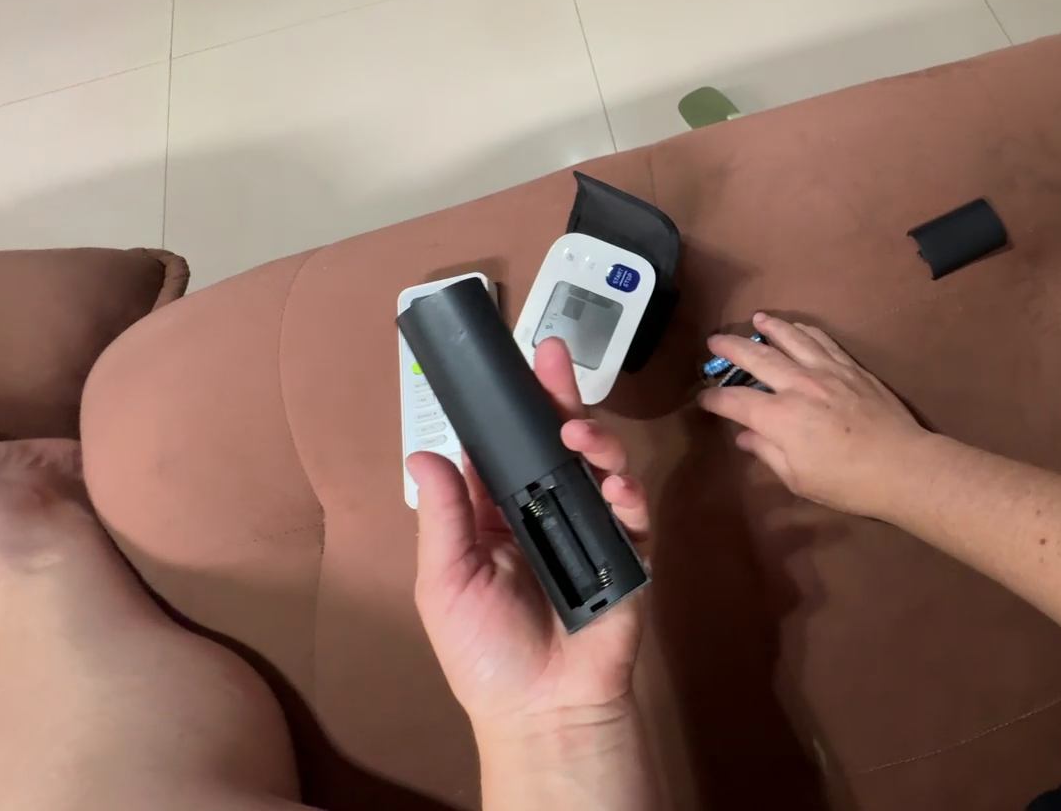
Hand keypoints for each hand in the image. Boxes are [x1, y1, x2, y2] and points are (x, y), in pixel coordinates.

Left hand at [408, 335, 650, 743]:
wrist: (544, 703)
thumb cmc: (486, 648)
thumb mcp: (447, 583)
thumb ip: (446, 518)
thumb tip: (427, 453)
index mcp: (504, 511)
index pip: (511, 448)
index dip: (515, 408)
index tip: (515, 366)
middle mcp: (552, 504)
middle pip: (561, 440)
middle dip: (561, 396)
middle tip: (556, 358)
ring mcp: (595, 520)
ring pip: (602, 461)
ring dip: (596, 439)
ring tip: (581, 434)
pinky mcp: (630, 543)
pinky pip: (633, 506)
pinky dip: (627, 491)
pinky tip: (616, 488)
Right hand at [696, 312, 929, 516]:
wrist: (901, 465)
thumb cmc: (847, 482)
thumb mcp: (798, 478)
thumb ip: (767, 452)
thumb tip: (745, 435)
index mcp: (780, 417)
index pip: (736, 401)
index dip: (715, 399)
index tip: (704, 398)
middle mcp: (799, 385)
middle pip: (758, 357)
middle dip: (731, 348)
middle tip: (714, 341)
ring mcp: (827, 371)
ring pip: (792, 339)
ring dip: (771, 328)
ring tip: (757, 319)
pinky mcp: (851, 367)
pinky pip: (823, 341)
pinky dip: (806, 331)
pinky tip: (798, 327)